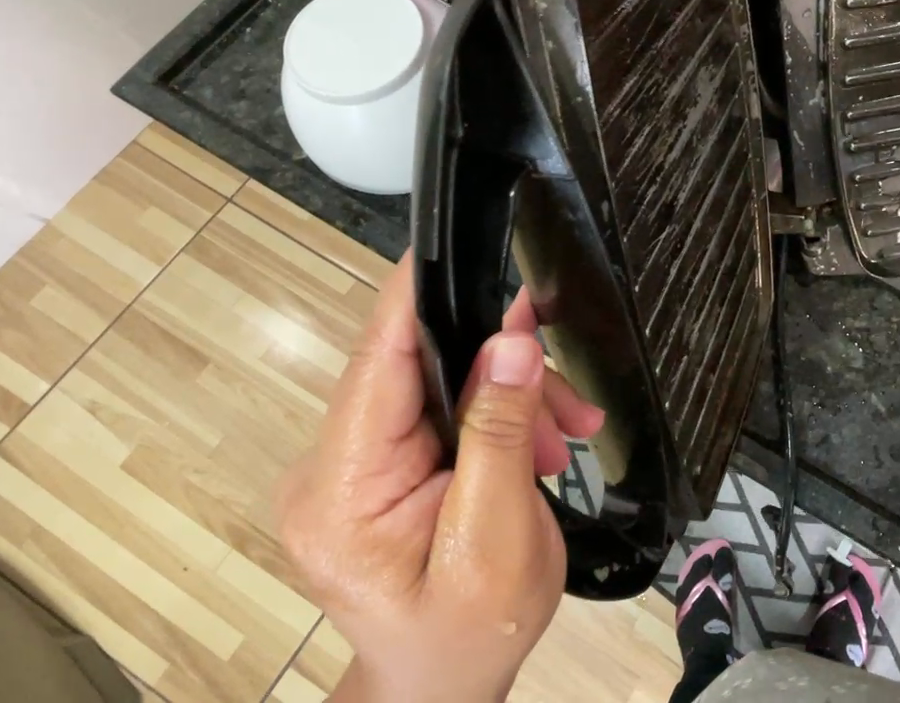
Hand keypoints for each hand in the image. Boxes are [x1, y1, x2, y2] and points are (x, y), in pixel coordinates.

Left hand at [278, 256, 605, 702]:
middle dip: (503, 371)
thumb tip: (510, 340)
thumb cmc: (472, 630)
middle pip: (418, 366)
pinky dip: (498, 416)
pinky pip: (443, 408)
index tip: (454, 241)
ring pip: (441, 382)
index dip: (415, 295)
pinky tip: (539, 443)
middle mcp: (331, 467)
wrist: (444, 686)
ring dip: (511, 398)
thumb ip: (501, 434)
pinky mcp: (380, 466)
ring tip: (564, 437)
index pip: (375, 361)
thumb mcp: (500, 539)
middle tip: (568, 406)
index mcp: (343, 490)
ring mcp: (353, 466)